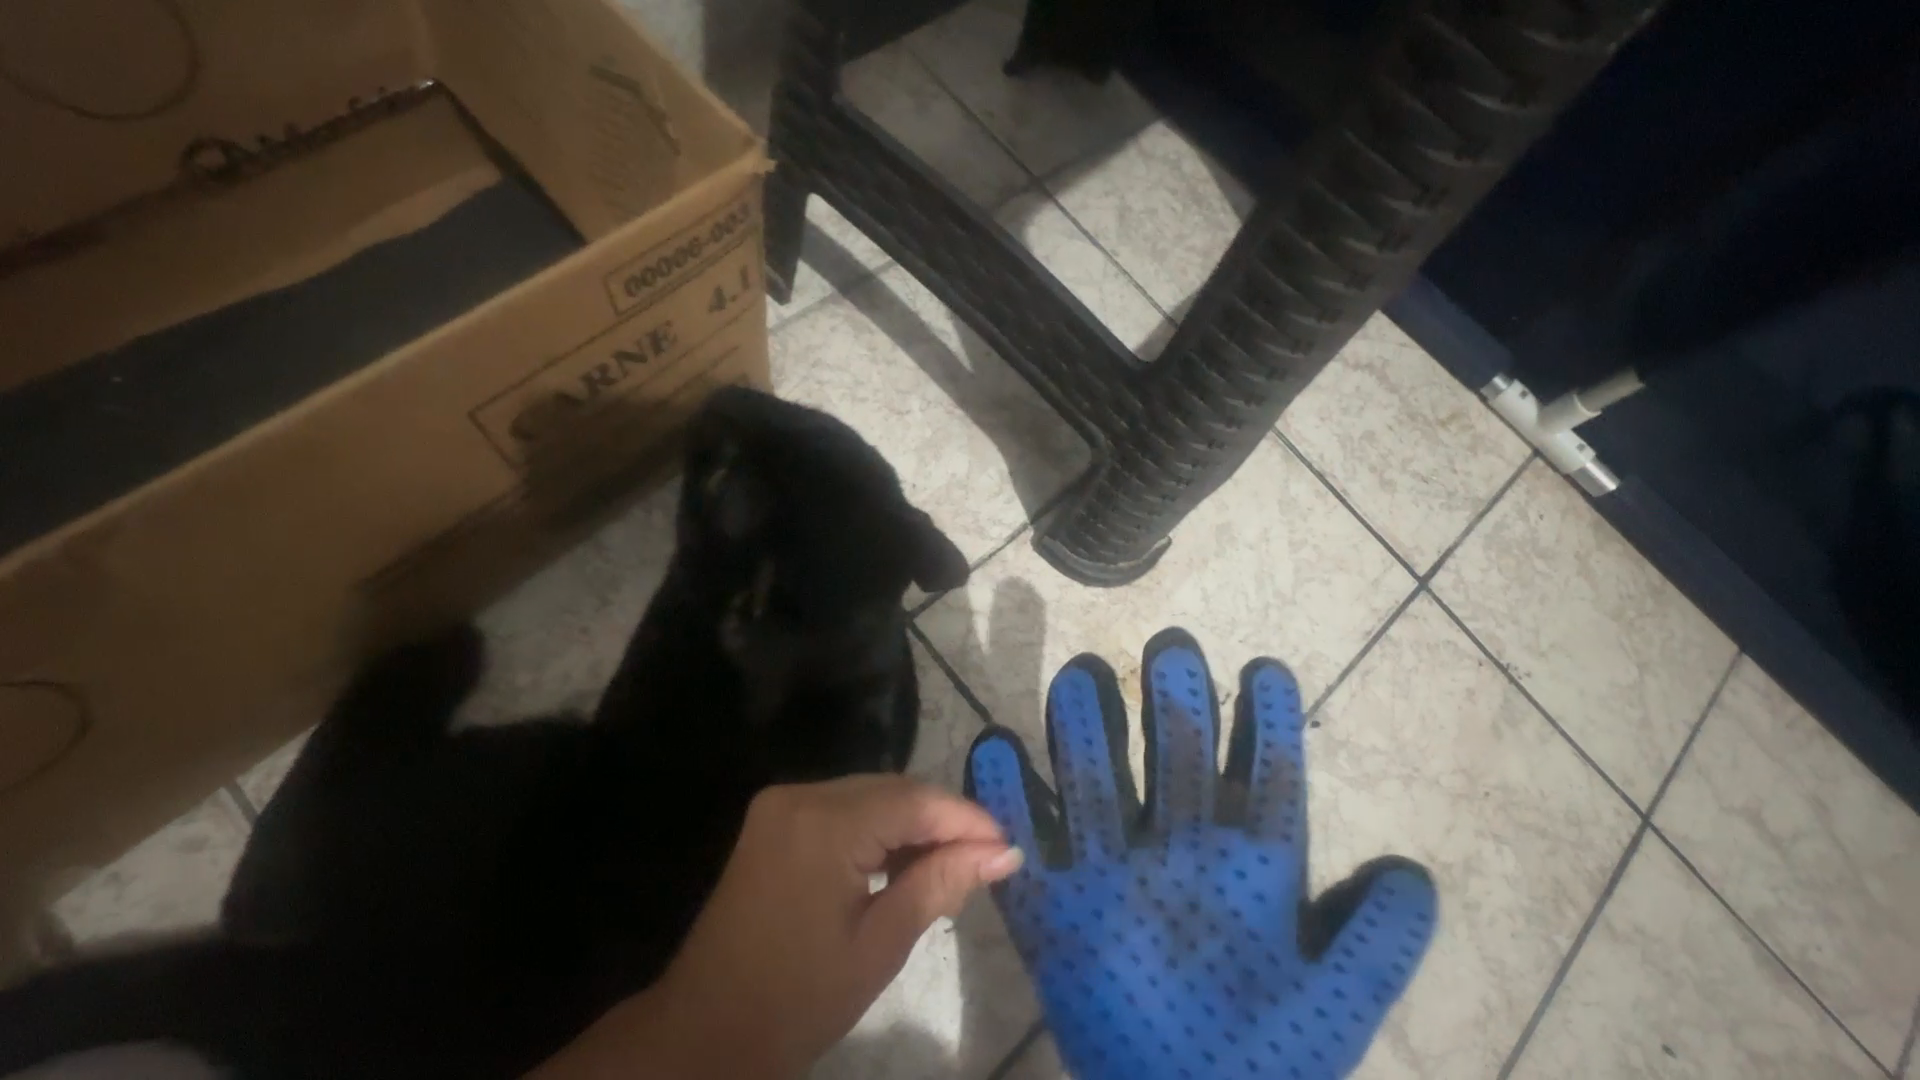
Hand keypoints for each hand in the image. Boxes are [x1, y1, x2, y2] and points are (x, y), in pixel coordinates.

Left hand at [526, 775, 1022, 1079]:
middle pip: (892, 790)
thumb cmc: (798, 998)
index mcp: (824, 824)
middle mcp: (800, 796)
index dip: (966, 820)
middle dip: (942, 821)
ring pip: (869, 796)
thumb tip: (1004, 853)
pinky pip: (842, 809)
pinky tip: (901, 864)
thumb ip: (941, 884)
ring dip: (911, 825)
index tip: (1009, 847)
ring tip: (951, 867)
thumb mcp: (880, 945)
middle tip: (986, 860)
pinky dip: (877, 830)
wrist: (705, 1030)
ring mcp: (781, 806)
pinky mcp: (774, 821)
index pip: (914, 801)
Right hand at [964, 629, 1437, 1079]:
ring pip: (1092, 787)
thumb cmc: (1262, 1058)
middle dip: (1174, 703)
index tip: (1266, 669)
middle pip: (1172, 763)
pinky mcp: (1050, 916)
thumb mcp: (1332, 1005)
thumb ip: (1375, 942)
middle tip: (1171, 648)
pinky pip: (1020, 849)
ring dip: (1085, 731)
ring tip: (1081, 675)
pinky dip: (1004, 799)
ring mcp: (1108, 881)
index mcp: (1243, 872)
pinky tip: (996, 747)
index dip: (1268, 727)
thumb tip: (1410, 869)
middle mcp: (1174, 858)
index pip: (1262, 782)